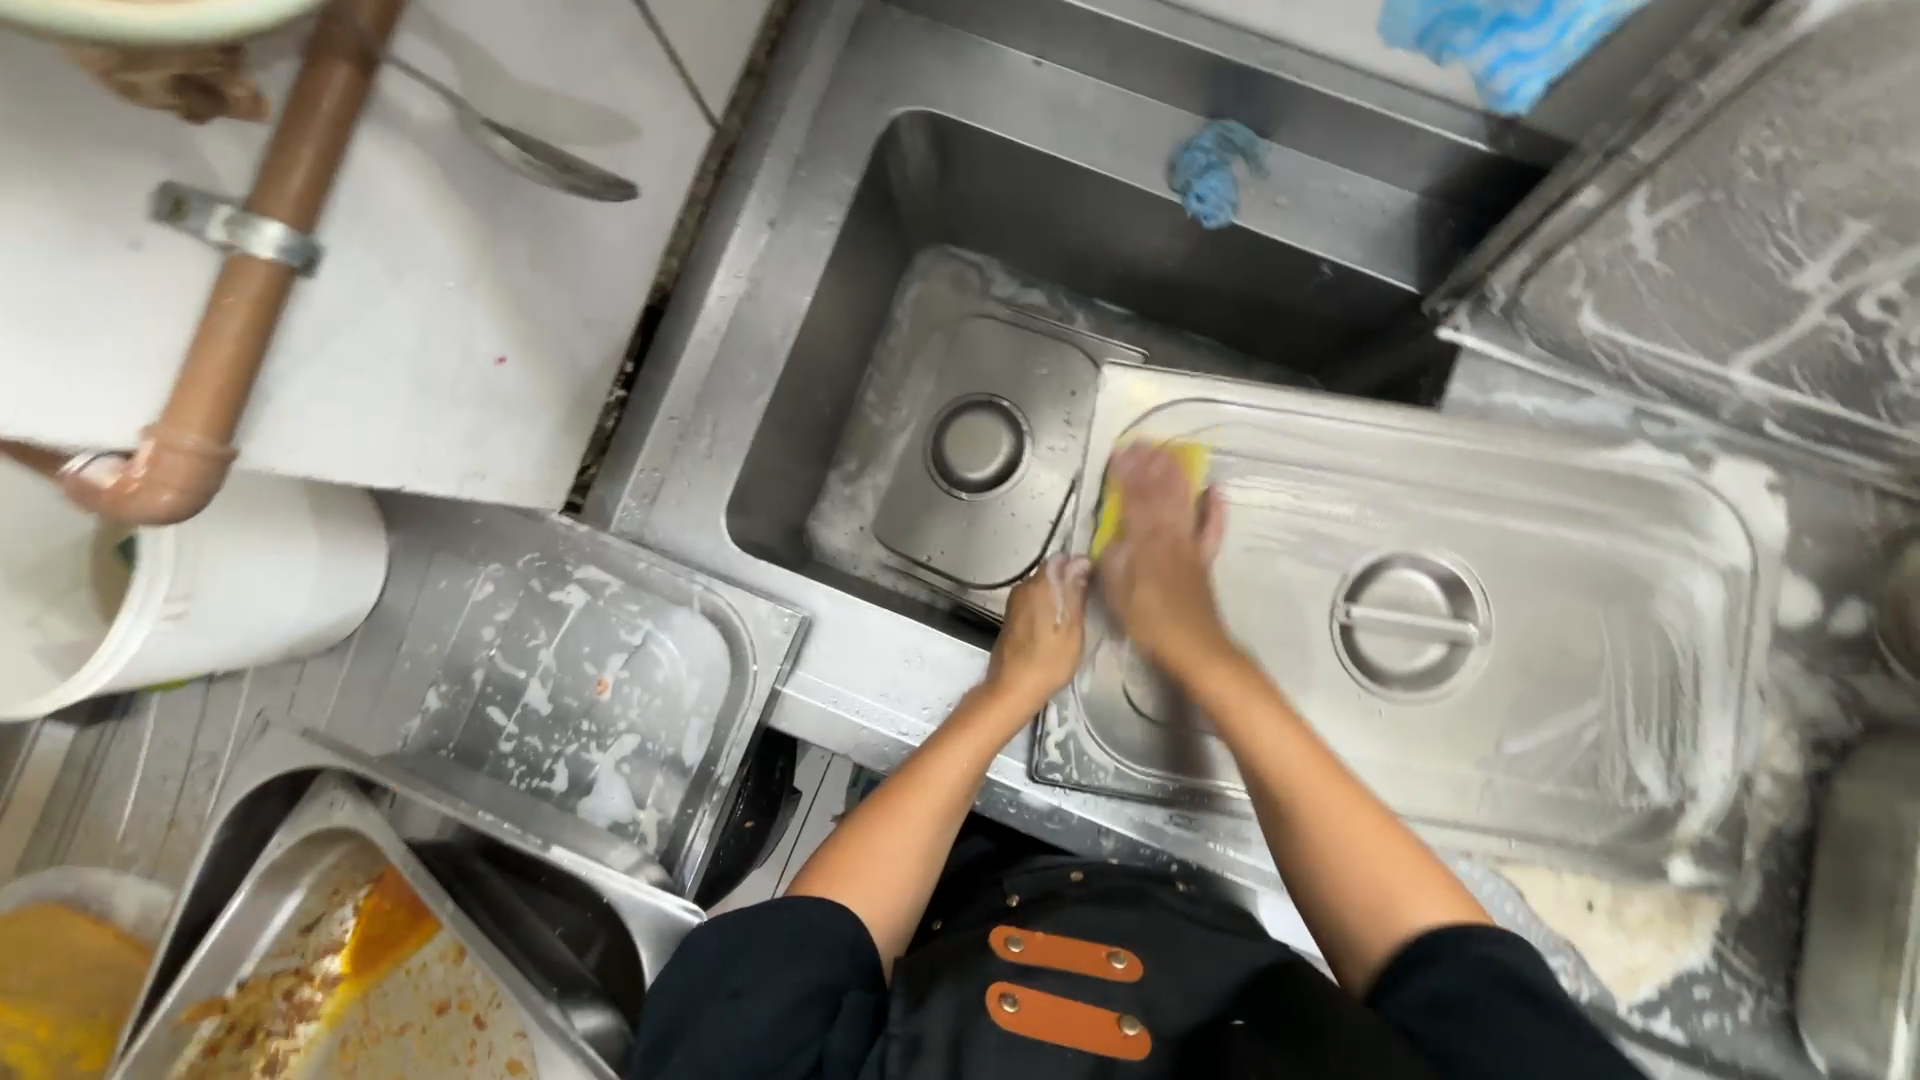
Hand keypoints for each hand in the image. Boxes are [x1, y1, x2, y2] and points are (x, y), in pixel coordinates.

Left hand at [983, 554, 1090, 710]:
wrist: (1012, 688)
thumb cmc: (1049, 660)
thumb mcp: (1072, 628)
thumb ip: (1075, 592)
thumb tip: (1081, 560)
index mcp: (1039, 585)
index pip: (1059, 559)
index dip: (1077, 566)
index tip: (1092, 582)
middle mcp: (1022, 588)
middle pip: (1049, 573)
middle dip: (1067, 582)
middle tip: (1086, 603)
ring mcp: (1013, 603)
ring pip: (1040, 589)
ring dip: (1056, 597)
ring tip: (1073, 617)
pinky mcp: (1010, 617)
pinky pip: (1032, 602)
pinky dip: (1044, 608)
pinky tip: (1055, 627)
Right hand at [1096, 442, 1236, 676]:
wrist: (1193, 647)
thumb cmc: (1148, 622)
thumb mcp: (1116, 590)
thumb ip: (1113, 557)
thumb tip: (1111, 534)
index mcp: (1144, 543)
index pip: (1132, 499)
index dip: (1125, 474)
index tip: (1118, 452)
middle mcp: (1169, 536)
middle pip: (1159, 493)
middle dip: (1149, 466)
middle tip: (1142, 444)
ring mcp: (1190, 546)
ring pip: (1183, 502)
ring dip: (1175, 476)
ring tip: (1168, 453)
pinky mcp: (1203, 559)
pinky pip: (1211, 529)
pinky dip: (1214, 509)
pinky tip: (1214, 489)